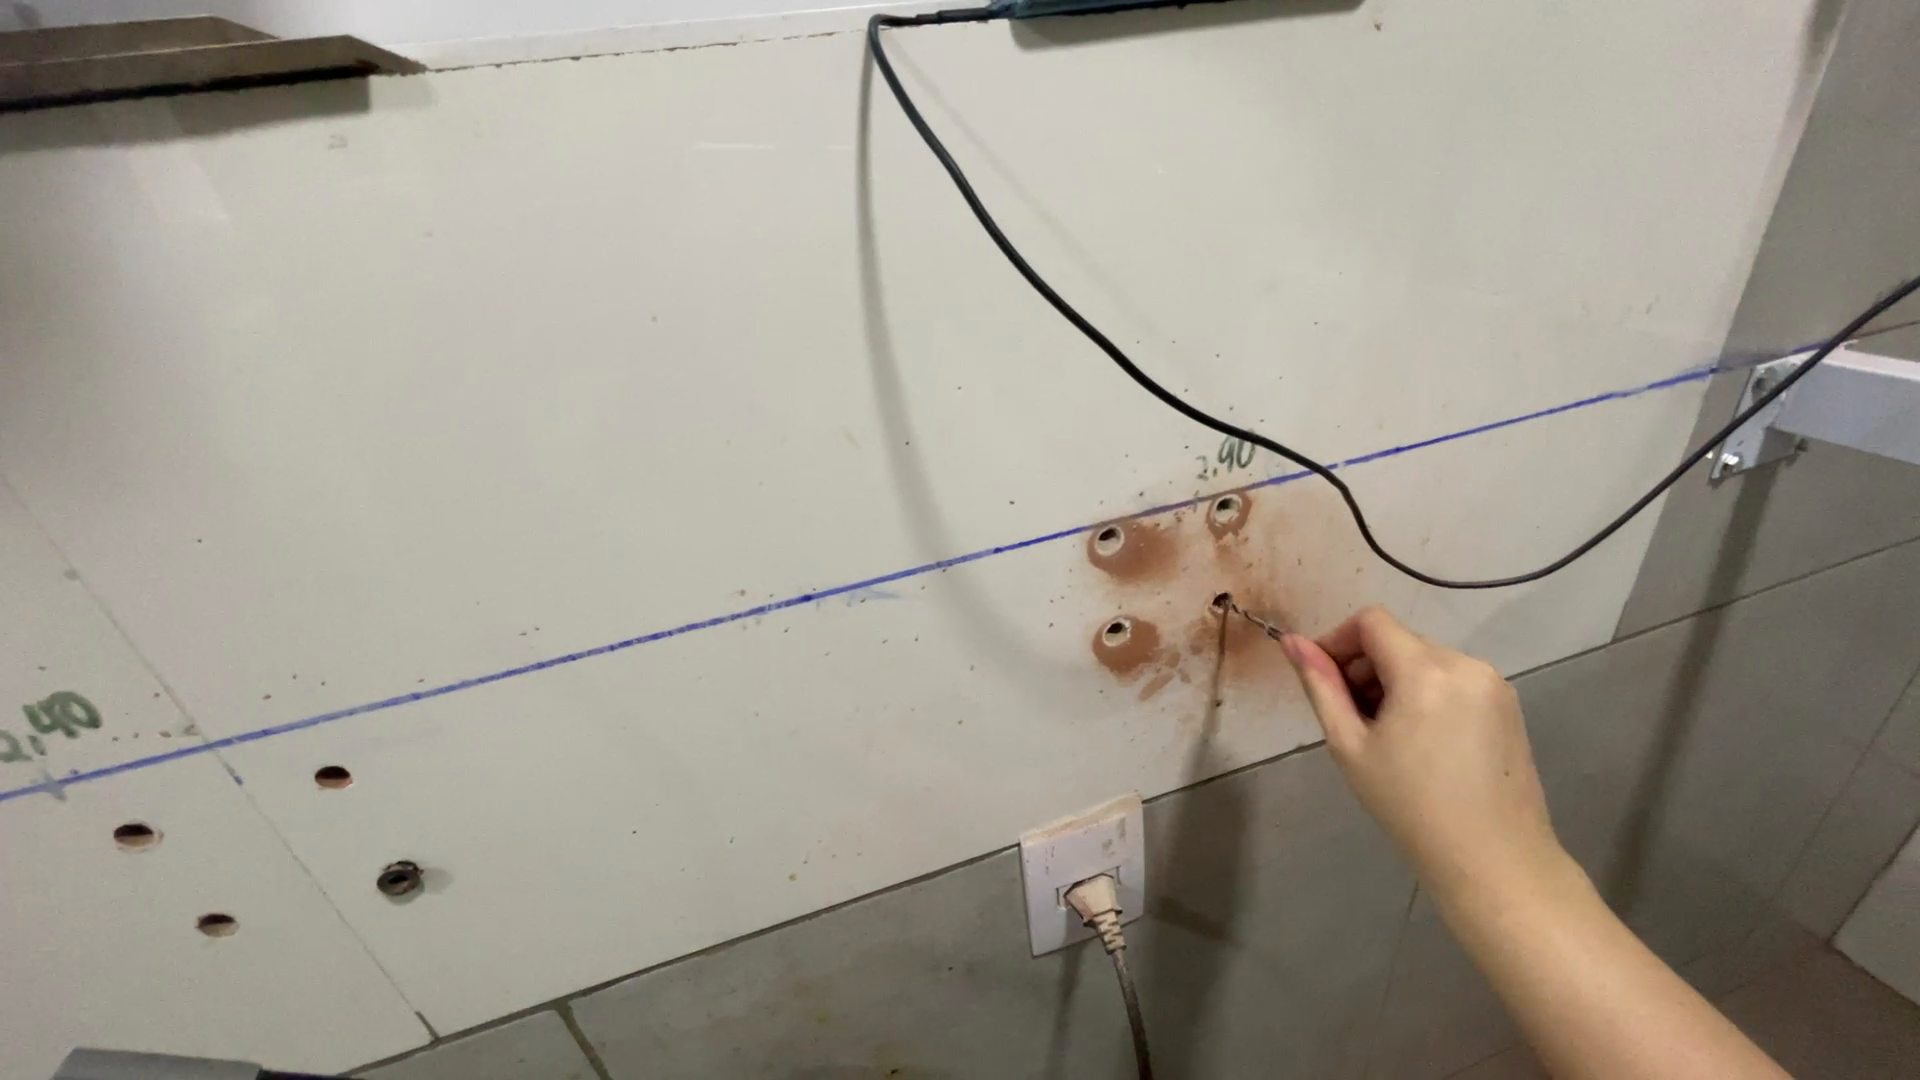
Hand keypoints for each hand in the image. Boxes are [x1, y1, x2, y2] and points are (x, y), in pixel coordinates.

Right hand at [1280, 607, 1565, 901]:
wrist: (1494, 860)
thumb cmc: (1409, 805)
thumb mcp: (1349, 744)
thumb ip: (1320, 686)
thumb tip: (1290, 641)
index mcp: (1425, 671)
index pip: (1371, 622)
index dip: (1337, 640)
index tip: (1324, 680)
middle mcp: (1466, 664)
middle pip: (1397, 640)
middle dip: (1365, 666)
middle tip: (1351, 717)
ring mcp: (1494, 683)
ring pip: (1424, 658)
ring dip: (1394, 680)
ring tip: (1384, 733)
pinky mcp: (1508, 704)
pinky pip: (1452, 678)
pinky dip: (1425, 692)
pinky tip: (1420, 740)